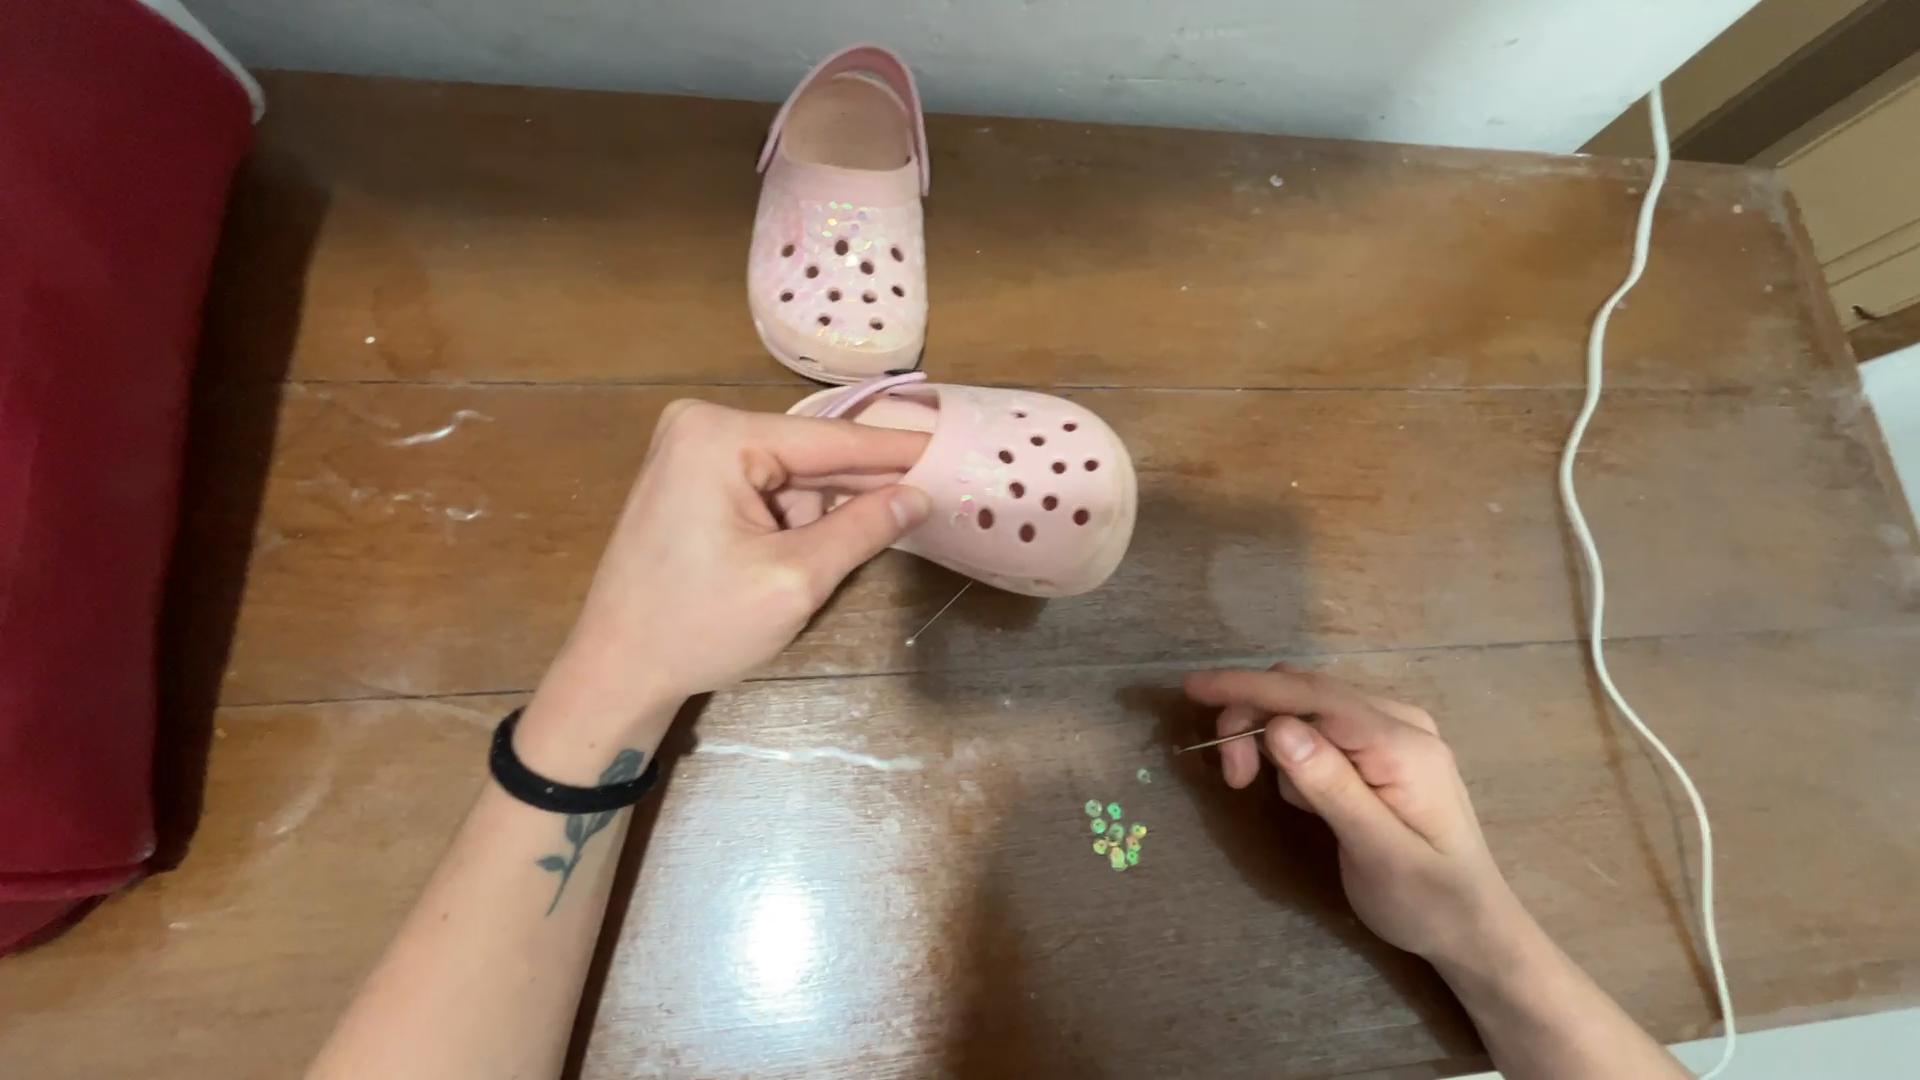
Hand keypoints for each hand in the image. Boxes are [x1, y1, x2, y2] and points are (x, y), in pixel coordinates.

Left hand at [539, 400, 929, 734]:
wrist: (615, 671)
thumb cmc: (699, 627)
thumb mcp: (795, 580)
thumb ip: (863, 529)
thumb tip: (920, 495)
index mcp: (719, 437)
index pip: (832, 441)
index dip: (896, 449)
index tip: (949, 445)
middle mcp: (703, 427)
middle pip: (811, 455)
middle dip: (865, 481)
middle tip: (934, 484)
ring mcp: (692, 452)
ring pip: (793, 475)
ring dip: (828, 509)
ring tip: (869, 529)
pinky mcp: (692, 480)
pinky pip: (768, 488)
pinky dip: (799, 516)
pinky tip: (816, 542)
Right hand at [1184, 665, 1529, 967]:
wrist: (1475, 931)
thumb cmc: (1428, 901)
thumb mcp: (1377, 852)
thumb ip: (1330, 786)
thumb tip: (1278, 728)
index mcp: (1401, 742)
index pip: (1310, 695)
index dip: (1246, 687)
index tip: (1194, 687)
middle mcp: (1395, 721)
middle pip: (1300, 691)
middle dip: (1250, 719)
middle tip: (1233, 777)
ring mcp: (1388, 730)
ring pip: (1301, 705)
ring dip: (1264, 736)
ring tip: (1251, 784)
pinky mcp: (1375, 746)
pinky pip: (1313, 726)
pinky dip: (1286, 750)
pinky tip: (1297, 794)